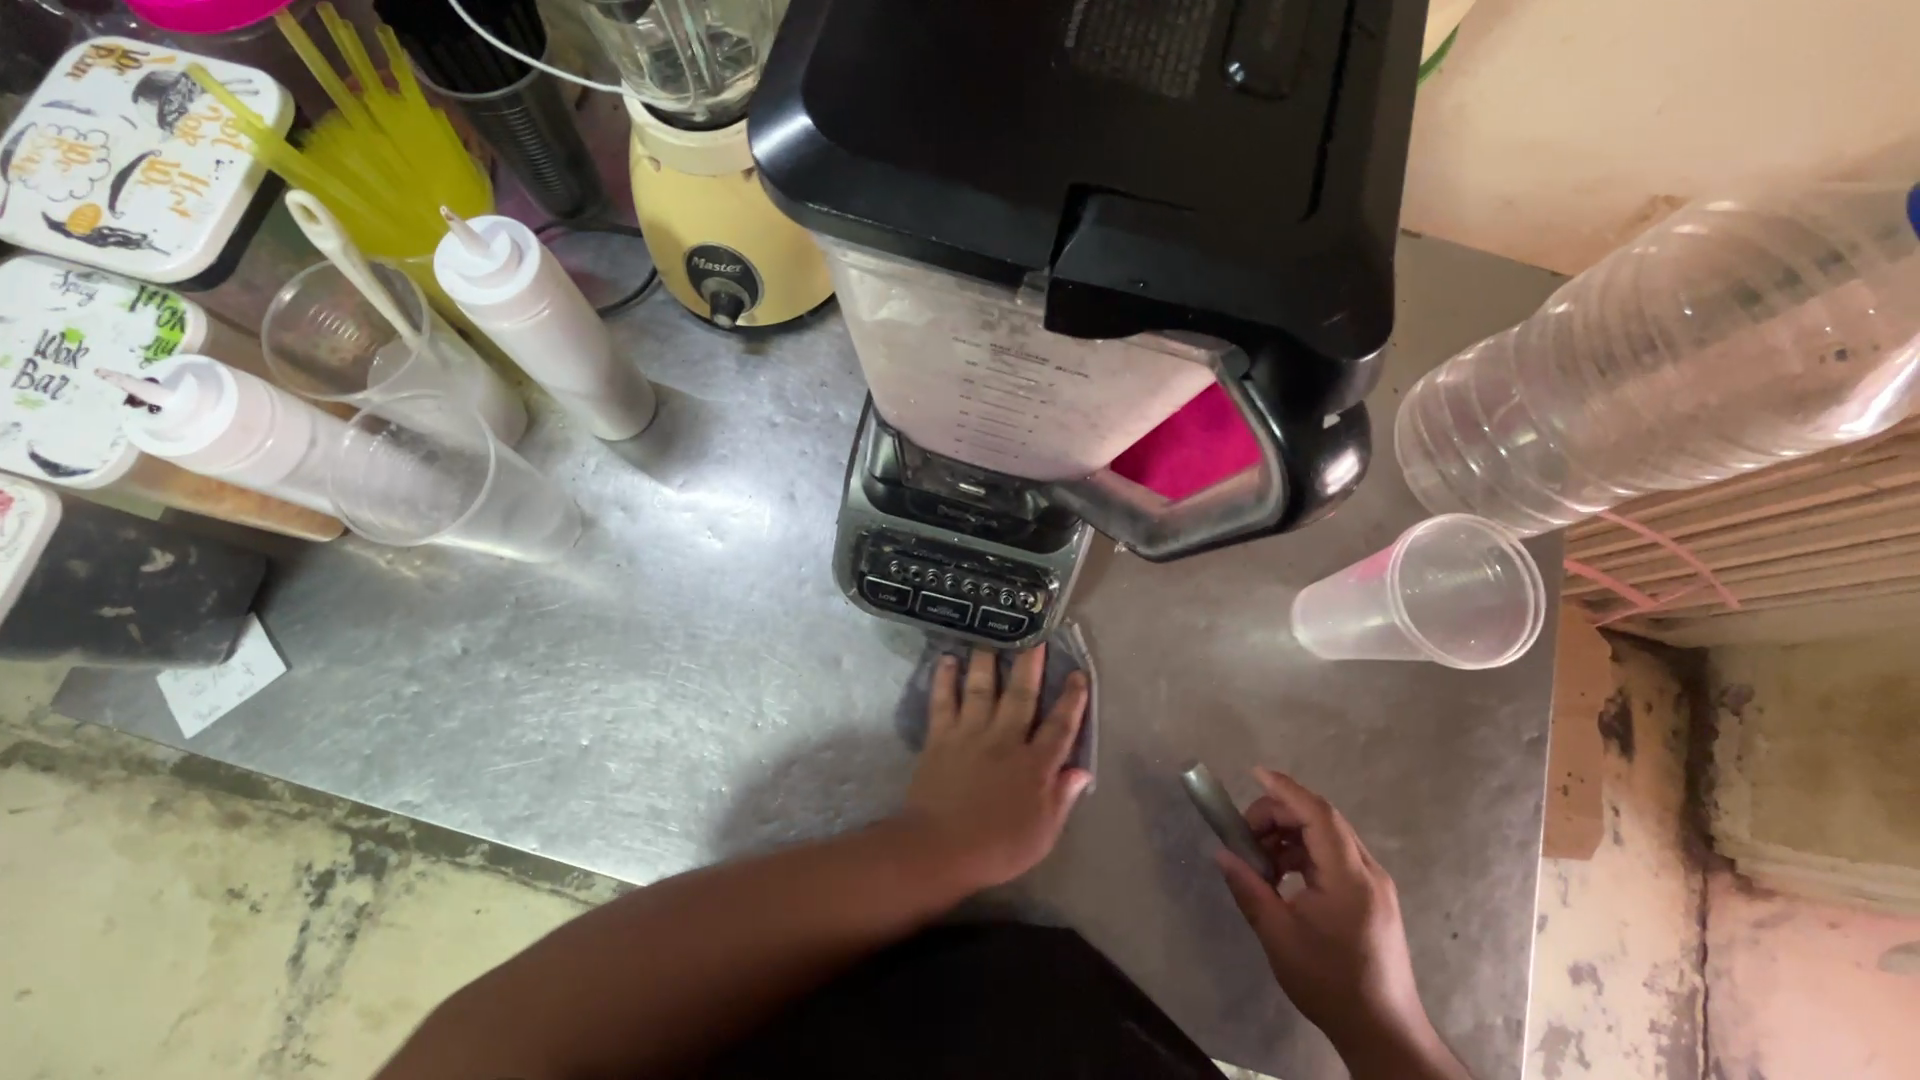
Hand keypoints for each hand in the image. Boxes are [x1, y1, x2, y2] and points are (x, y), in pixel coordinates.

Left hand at [900, 646, 1090, 891]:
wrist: (938, 848)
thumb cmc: (996, 848)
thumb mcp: (1042, 834)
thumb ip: (1061, 798)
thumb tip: (1081, 771)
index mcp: (1034, 766)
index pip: (1060, 727)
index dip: (1072, 701)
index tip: (1077, 675)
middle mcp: (1005, 740)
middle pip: (1021, 696)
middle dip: (1031, 665)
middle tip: (1035, 637)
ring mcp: (970, 735)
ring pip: (982, 689)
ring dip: (987, 661)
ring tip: (990, 636)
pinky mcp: (940, 738)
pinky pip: (943, 701)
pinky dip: (945, 679)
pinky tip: (947, 660)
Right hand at [1214, 769, 1460, 1075]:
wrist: (1382, 1031)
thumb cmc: (1329, 982)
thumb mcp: (1278, 935)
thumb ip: (1249, 888)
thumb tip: (1222, 854)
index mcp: (1349, 876)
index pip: (1318, 814)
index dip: (1285, 789)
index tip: (1254, 773)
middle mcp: (1367, 871)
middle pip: (1322, 820)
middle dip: (1279, 815)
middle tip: (1244, 835)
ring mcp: (1374, 884)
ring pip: (1328, 838)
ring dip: (1290, 836)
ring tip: (1259, 860)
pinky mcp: (1372, 898)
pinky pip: (1335, 858)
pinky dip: (1305, 855)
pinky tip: (1281, 876)